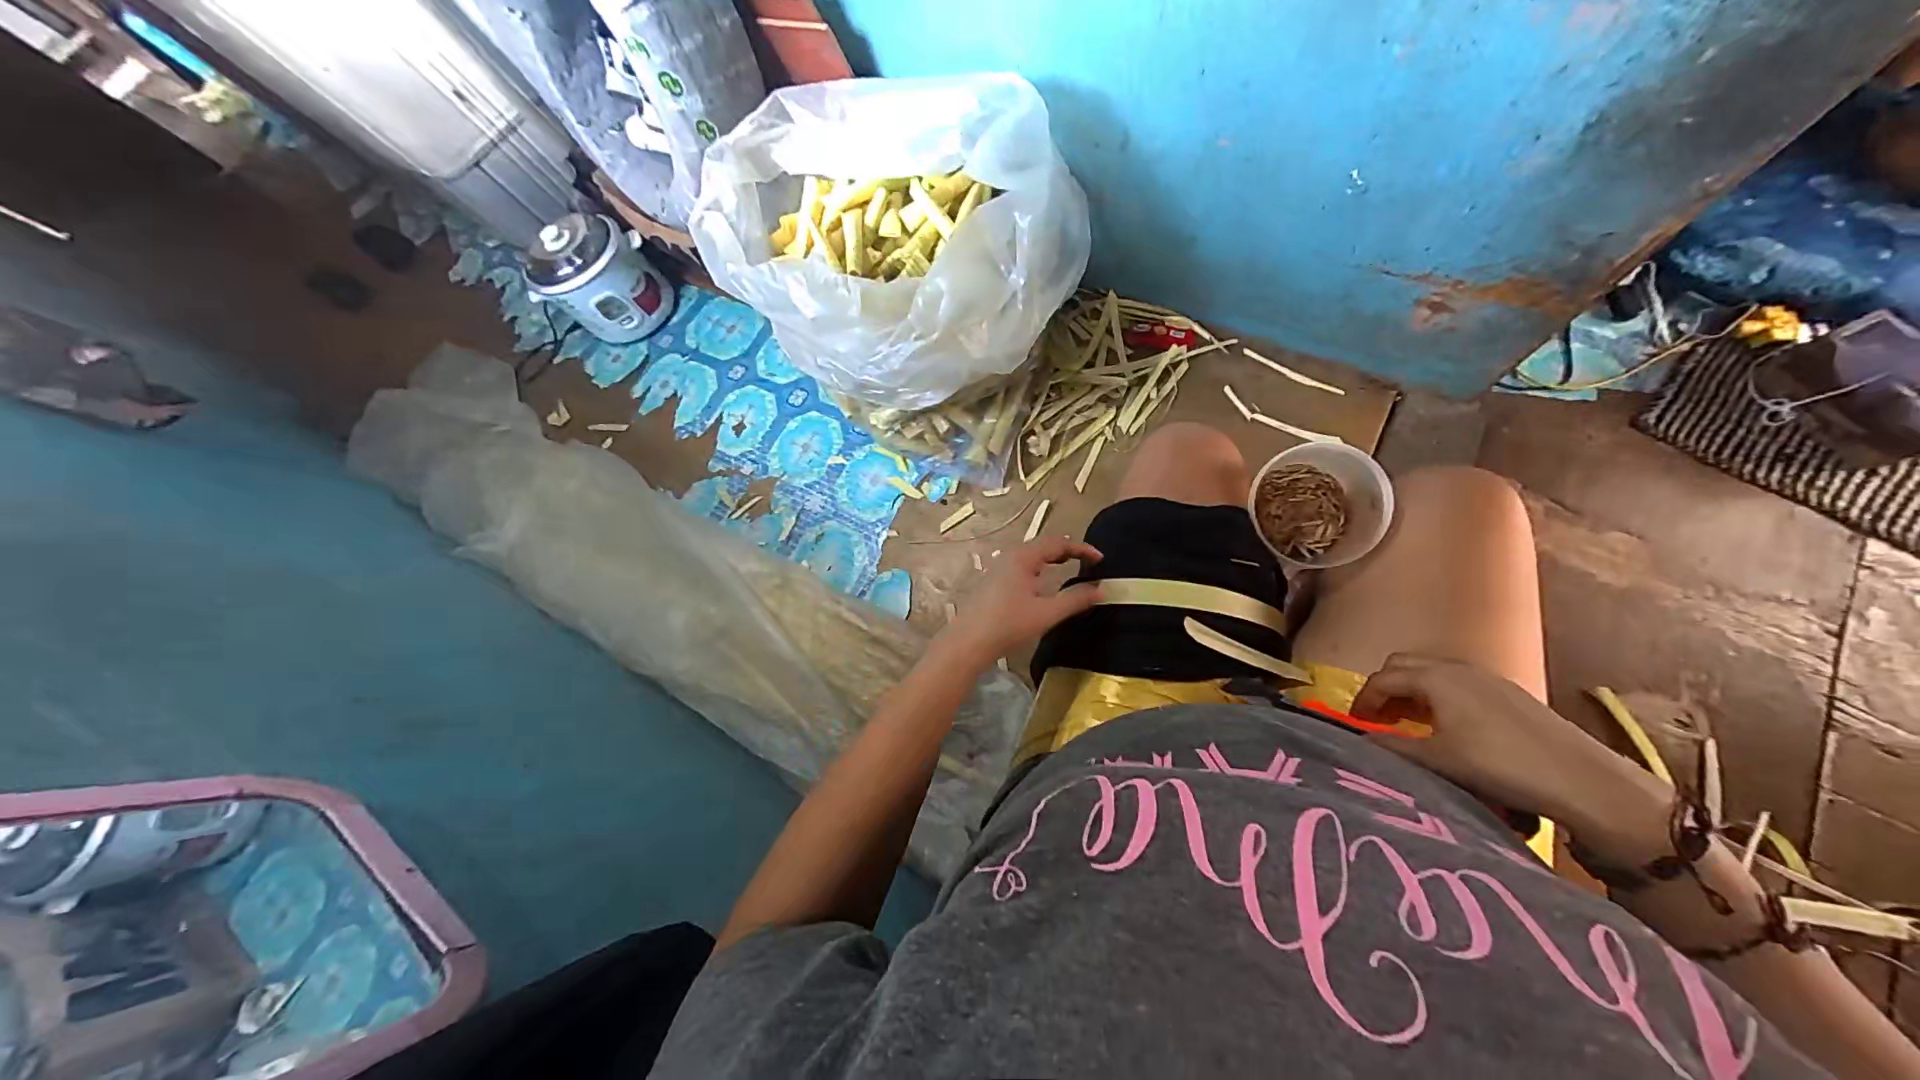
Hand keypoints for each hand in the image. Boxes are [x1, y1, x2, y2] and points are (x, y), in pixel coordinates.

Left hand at [940, 535, 1101, 665]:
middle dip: (1067, 550)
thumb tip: (1101, 589)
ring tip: (1070, 567)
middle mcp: (1010, 557)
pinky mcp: (993, 582)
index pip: (1058, 543)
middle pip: (1043, 546)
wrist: (968, 643)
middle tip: (1088, 561)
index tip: (1100, 559)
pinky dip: (1040, 568)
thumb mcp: (1047, 613)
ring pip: (1031, 556)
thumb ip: (1075, 599)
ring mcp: (999, 569)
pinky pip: (1022, 566)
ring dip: (1052, 559)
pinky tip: (1042, 584)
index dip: (1081, 548)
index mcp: (1023, 557)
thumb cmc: (1008, 625)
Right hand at [1351, 654, 1671, 858]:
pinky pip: (1457, 682)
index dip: (1363, 700)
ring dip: (1412, 691)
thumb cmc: (1500, 766)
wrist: (1583, 781)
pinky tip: (1448, 726)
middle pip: (1404, 664)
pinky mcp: (1509, 692)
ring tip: (1410, 724)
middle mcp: (1457, 668)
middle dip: (1385, 688)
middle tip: (1380, 719)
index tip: (1357, 724)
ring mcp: (1487, 677)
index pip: (1382, 678)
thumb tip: (1363, 741)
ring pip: (1432, 672)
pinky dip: (1438, 696)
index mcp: (1435, 678)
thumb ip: (1394, 747)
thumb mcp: (1439, 760)